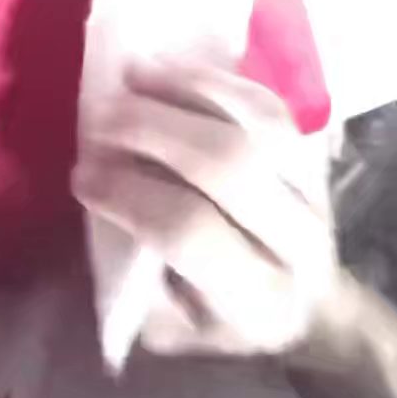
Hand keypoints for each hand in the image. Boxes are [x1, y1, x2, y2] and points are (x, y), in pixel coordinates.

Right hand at [75, 61, 337, 356]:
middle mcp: (299, 241)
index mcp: (259, 301)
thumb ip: (137, 275)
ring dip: (184, 89)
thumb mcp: (172, 328)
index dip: (126, 193)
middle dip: (150, 128)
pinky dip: (211, 78)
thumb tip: (104, 194)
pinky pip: (263, 100)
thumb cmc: (223, 321)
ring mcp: (314, 188)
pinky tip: (166, 69)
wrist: (308, 308)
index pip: (189, 229)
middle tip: (98, 117)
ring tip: (130, 75)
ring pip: (254, 119)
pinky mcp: (313, 151)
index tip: (81, 175)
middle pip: (226, 162)